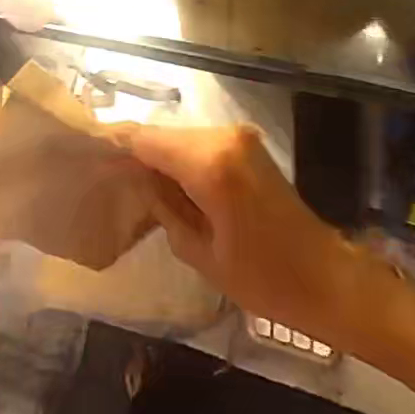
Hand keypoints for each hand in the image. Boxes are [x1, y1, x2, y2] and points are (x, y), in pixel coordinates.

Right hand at [121, 124, 394, 350]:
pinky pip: (200, 144)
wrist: (329, 279)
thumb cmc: (264, 278)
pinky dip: (178, 159)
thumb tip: (134, 179)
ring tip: (129, 182)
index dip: (113, 146)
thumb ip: (162, 206)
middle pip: (161, 134)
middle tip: (104, 175)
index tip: (85, 157)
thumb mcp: (200, 250)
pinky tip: (164, 182)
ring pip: (179, 137)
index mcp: (210, 162)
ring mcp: (239, 138)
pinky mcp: (247, 146)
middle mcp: (224, 137)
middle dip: (133, 151)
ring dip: (156, 155)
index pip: (145, 139)